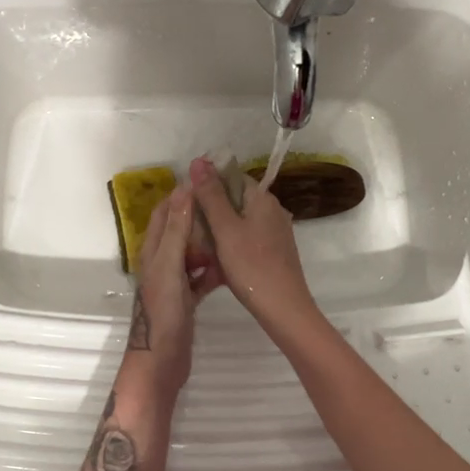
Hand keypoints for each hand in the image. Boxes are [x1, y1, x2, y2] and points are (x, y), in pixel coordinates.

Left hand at [130, 184, 222, 395]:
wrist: (162, 361)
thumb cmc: (163, 312)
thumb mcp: (169, 266)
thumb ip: (177, 231)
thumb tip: (184, 192)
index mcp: (153, 251)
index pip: (166, 212)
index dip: (183, 195)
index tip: (210, 181)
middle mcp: (161, 262)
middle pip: (181, 230)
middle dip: (201, 217)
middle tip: (230, 206)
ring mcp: (174, 281)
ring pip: (193, 253)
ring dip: (210, 242)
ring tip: (235, 231)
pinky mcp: (186, 299)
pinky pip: (202, 276)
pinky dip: (214, 270)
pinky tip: (233, 267)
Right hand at [188, 156, 320, 336]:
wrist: (283, 308)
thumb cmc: (252, 266)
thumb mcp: (226, 229)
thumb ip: (211, 195)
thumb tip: (198, 161)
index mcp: (263, 199)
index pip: (232, 176)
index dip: (208, 182)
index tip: (186, 197)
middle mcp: (272, 210)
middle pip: (236, 198)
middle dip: (211, 206)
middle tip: (186, 221)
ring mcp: (275, 231)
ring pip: (240, 219)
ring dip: (218, 226)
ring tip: (195, 239)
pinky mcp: (273, 250)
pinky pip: (246, 237)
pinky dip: (229, 242)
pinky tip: (214, 257)